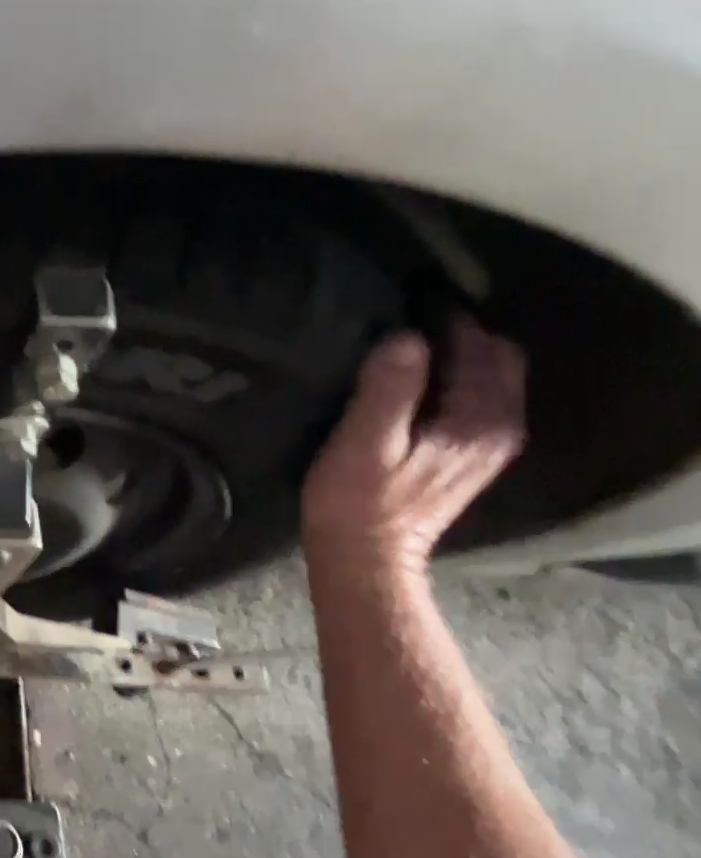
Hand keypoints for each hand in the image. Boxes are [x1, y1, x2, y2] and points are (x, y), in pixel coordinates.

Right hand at [302, 316, 525, 572]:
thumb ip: (389, 390)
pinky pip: (474, 399)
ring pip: (487, 377)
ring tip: (403, 346)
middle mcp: (500, 426)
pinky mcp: (468, 455)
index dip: (444, 318)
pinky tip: (410, 384)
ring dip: (454, 357)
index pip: (479, 345)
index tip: (402, 299)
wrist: (364, 558)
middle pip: (496, 357)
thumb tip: (405, 338)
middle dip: (458, 333)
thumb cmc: (356, 503)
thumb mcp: (364, 444)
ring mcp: (489, 443)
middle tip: (403, 320)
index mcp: (480, 419)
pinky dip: (451, 381)